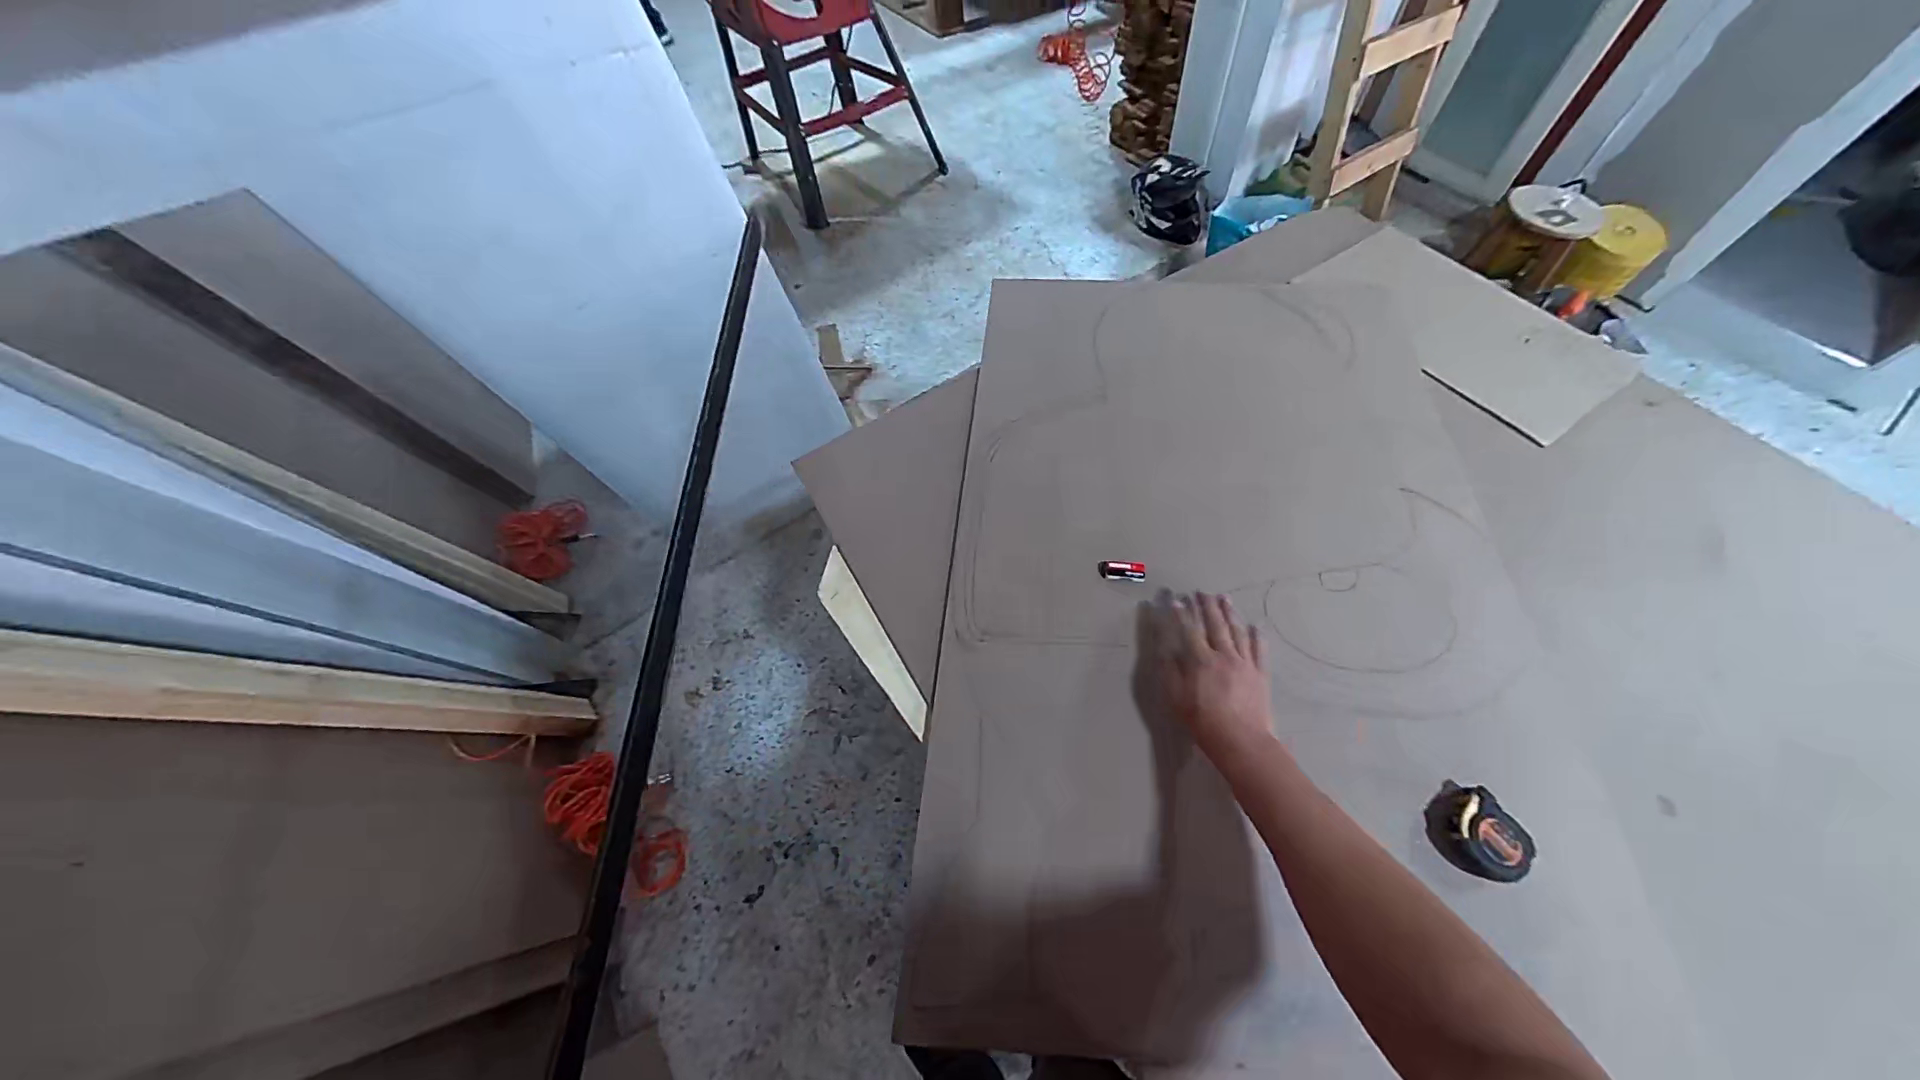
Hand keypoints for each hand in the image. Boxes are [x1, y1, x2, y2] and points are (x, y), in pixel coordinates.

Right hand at [1133, 590, 1276, 758]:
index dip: (1182, 614)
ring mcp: (1245, 663)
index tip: (1176, 600)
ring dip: (1230, 613)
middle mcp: (1224, 656)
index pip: (1189, 630)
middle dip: (1207, 606)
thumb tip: (1166, 649)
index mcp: (1201, 661)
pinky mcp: (1260, 674)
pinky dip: (1256, 636)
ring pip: (1237, 632)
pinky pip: (1259, 650)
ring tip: (1224, 598)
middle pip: (1215, 625)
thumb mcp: (1176, 698)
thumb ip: (1170, 671)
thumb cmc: (1202, 721)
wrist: (1240, 740)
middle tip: (1202, 592)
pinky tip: (1255, 626)